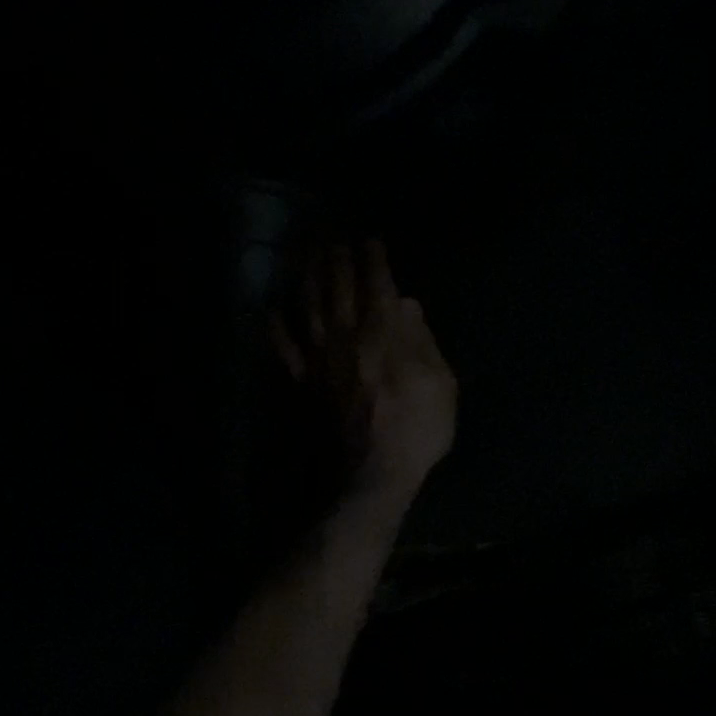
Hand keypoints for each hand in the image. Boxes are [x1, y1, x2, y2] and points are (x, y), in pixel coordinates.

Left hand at [270, 241, 456, 503]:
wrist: (368, 477)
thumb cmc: (416, 431)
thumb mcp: (441, 385)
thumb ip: (423, 341)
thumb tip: (407, 306)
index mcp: (384, 334)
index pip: (377, 284)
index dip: (374, 260)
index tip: (371, 241)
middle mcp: (345, 336)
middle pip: (338, 288)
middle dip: (337, 259)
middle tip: (334, 239)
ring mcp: (316, 360)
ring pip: (307, 307)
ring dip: (307, 279)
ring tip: (307, 258)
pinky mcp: (298, 384)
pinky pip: (281, 348)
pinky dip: (276, 326)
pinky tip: (273, 311)